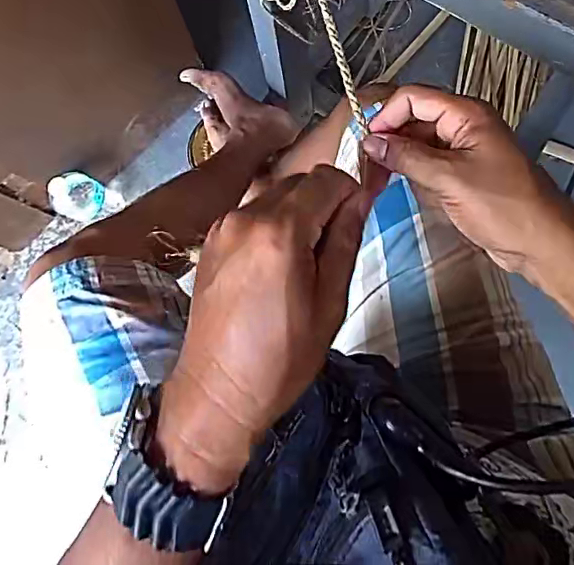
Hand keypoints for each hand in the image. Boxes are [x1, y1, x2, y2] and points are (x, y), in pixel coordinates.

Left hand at [155, 164, 376, 492]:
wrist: (215, 395)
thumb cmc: (280, 358)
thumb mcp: (330, 301)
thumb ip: (346, 239)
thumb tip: (361, 198)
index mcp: (280, 231)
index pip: (327, 178)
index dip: (350, 192)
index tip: (355, 219)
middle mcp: (247, 216)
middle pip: (302, 181)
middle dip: (324, 201)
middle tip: (331, 246)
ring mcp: (224, 226)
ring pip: (278, 194)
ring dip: (299, 211)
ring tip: (301, 260)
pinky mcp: (211, 239)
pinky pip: (255, 212)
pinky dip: (274, 223)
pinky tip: (274, 265)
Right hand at [363, 85, 573, 279]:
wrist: (542, 241)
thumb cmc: (503, 206)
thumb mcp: (450, 179)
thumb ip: (408, 157)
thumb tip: (371, 142)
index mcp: (467, 113)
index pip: (415, 97)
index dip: (387, 115)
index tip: (366, 141)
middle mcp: (465, 124)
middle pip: (416, 117)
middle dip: (392, 137)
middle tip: (368, 163)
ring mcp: (465, 148)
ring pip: (421, 141)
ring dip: (402, 157)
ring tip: (380, 178)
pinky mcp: (464, 171)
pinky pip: (431, 162)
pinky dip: (417, 173)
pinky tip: (406, 187)